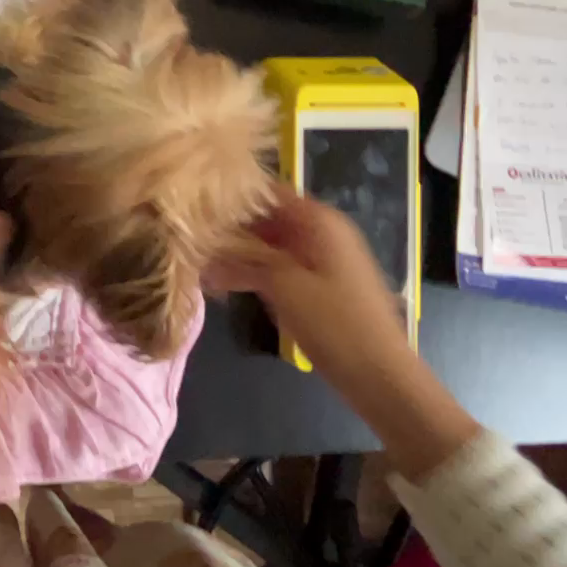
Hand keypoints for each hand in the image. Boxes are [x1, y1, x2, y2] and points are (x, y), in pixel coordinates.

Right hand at [210, 186, 411, 377]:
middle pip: (265, 217)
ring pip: (267, 244)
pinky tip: (217, 282)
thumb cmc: (335, 322)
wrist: (379, 375)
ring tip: (195, 261)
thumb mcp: (283, 284)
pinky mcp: (315, 284)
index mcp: (319, 221)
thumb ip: (242, 258)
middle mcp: (320, 232)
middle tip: (188, 236)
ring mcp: (318, 259)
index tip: (195, 203)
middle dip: (228, 227)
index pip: (267, 190)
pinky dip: (250, 271)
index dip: (231, 194)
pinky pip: (276, 266)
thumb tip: (203, 244)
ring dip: (235, 252)